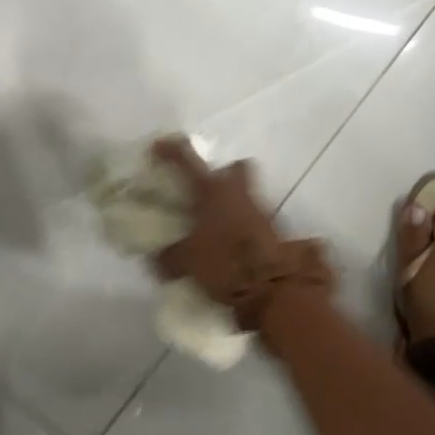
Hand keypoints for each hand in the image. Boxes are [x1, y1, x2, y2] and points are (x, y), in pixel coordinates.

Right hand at [151, 138, 333, 330]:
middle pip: (234, 168)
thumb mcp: (187, 262)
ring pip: (247, 195)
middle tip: (208, 193)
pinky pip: (257, 222)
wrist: (274, 287)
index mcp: (211, 189)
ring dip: (235, 206)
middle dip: (224, 175)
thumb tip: (158, 261)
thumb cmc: (224, 261)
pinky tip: (235, 249)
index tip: (158, 147)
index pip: (186, 158)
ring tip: (218, 230)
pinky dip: (246, 230)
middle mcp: (237, 192)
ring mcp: (261, 210)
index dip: (170, 149)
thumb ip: (170, 257)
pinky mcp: (277, 232)